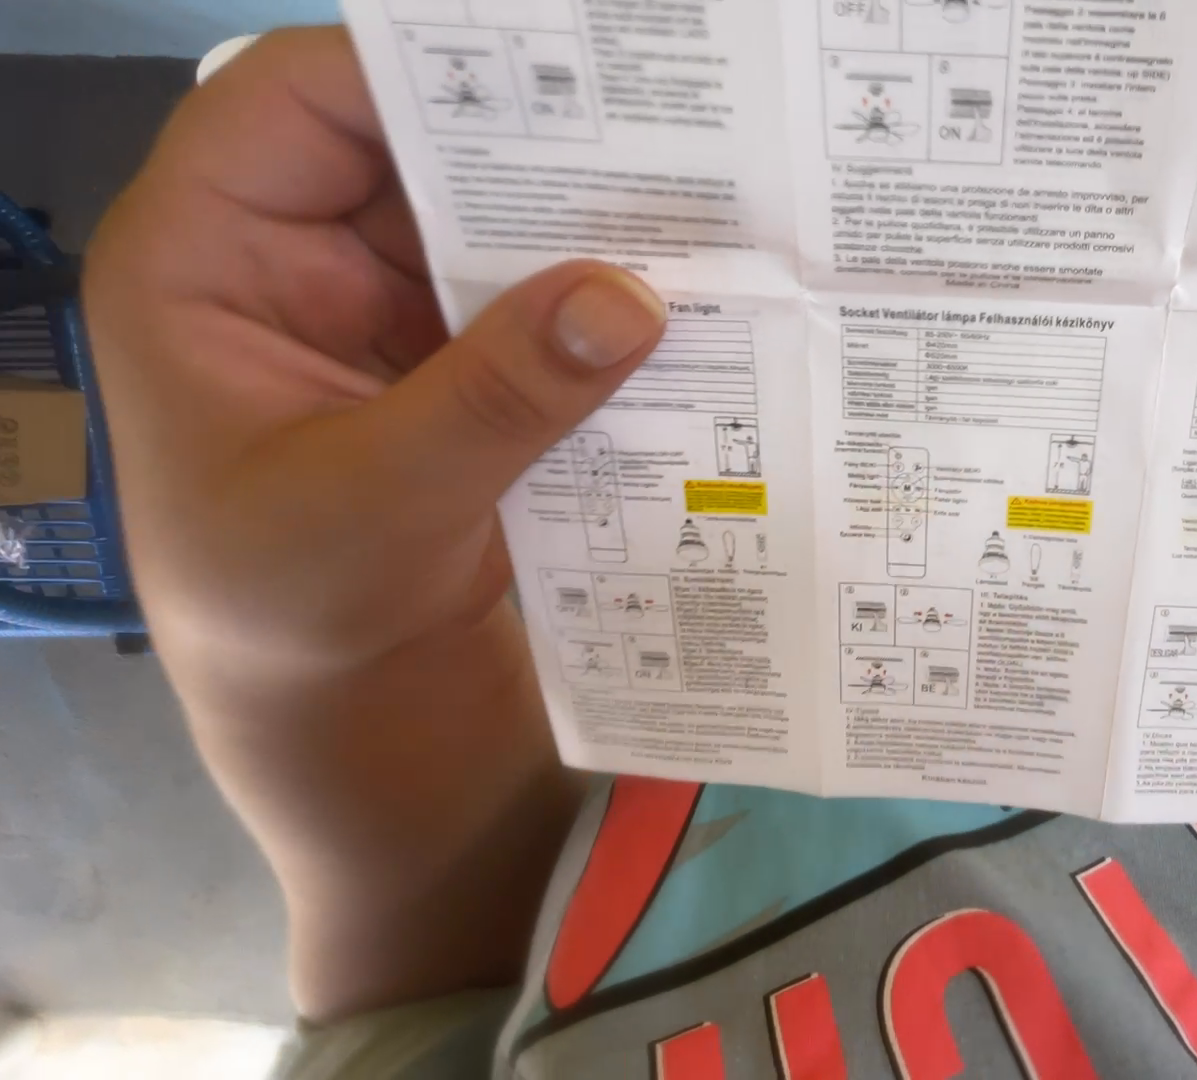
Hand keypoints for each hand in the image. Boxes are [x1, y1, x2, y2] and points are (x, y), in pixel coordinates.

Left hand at [83, 27, 666, 1018]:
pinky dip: (608, 330)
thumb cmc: (299, 607)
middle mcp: (321, 280)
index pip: (309, 106)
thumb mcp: (381, 495)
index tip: (562, 75)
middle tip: (668, 157)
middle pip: (434, 172)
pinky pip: (551, 333)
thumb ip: (498, 393)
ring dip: (590, 252)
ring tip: (694, 239)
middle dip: (543, 165)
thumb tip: (632, 299)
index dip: (424, 71)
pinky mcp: (484, 395)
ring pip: (508, 255)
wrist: (351, 709)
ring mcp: (414, 340)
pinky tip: (679, 334)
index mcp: (224, 265)